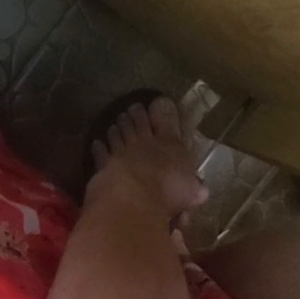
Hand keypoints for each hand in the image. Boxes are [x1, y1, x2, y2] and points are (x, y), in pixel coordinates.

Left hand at [87, 97, 208, 216]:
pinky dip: (100, 147)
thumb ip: (195, 188)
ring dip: (118, 127)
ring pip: (119, 133)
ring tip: (116, 122)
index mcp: (169, 144)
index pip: (167, 122)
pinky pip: (101, 152)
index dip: (163, 111)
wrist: (134, 196)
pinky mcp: (104, 162)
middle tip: (134, 107)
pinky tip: (98, 143)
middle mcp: (144, 142)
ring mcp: (122, 150)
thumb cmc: (169, 192)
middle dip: (137, 114)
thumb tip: (201, 190)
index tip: (159, 102)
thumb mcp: (191, 192)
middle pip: (139, 123)